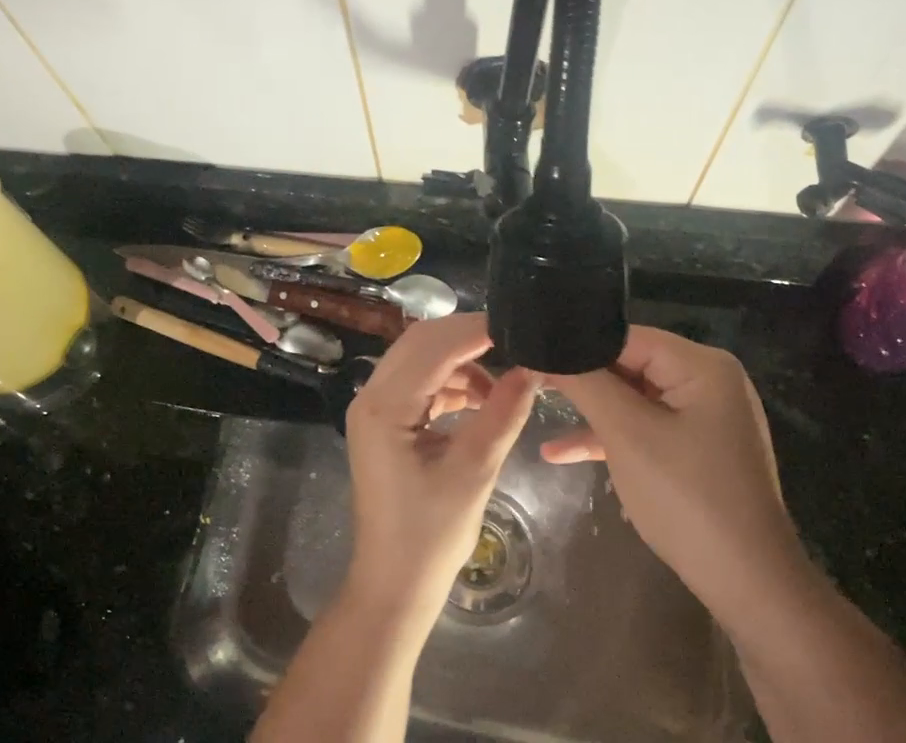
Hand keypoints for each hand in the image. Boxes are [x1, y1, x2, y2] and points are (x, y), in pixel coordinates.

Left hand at [343, 313, 538, 618]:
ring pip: (420, 360)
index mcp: (384, 407)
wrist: (395, 581)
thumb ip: (502, 414)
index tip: (519, 324)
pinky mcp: (385, 423)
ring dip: (461, 361)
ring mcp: (375, 409)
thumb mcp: (474, 471)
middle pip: (421, 343)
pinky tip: (483, 397)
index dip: (476, 330)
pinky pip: (419, 384)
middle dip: (469, 338)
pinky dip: (451, 383)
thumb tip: (534, 369)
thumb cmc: (430, 534)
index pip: (432, 346)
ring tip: (507, 379)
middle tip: (517, 342)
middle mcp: (371, 397)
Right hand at [541, 327, 802, 608]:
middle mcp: (709, 382)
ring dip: (589, 412)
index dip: (577, 344)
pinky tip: (559, 454)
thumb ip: (585, 384)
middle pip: (630, 365)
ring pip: (633, 400)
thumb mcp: (627, 435)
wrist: (748, 583)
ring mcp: (705, 418)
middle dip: (581, 378)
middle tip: (525, 377)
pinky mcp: (698, 451)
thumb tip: (546, 350)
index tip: (530, 352)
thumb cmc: (687, 498)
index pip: (626, 337)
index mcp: (702, 366)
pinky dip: (610, 439)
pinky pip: (646, 430)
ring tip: (534, 409)